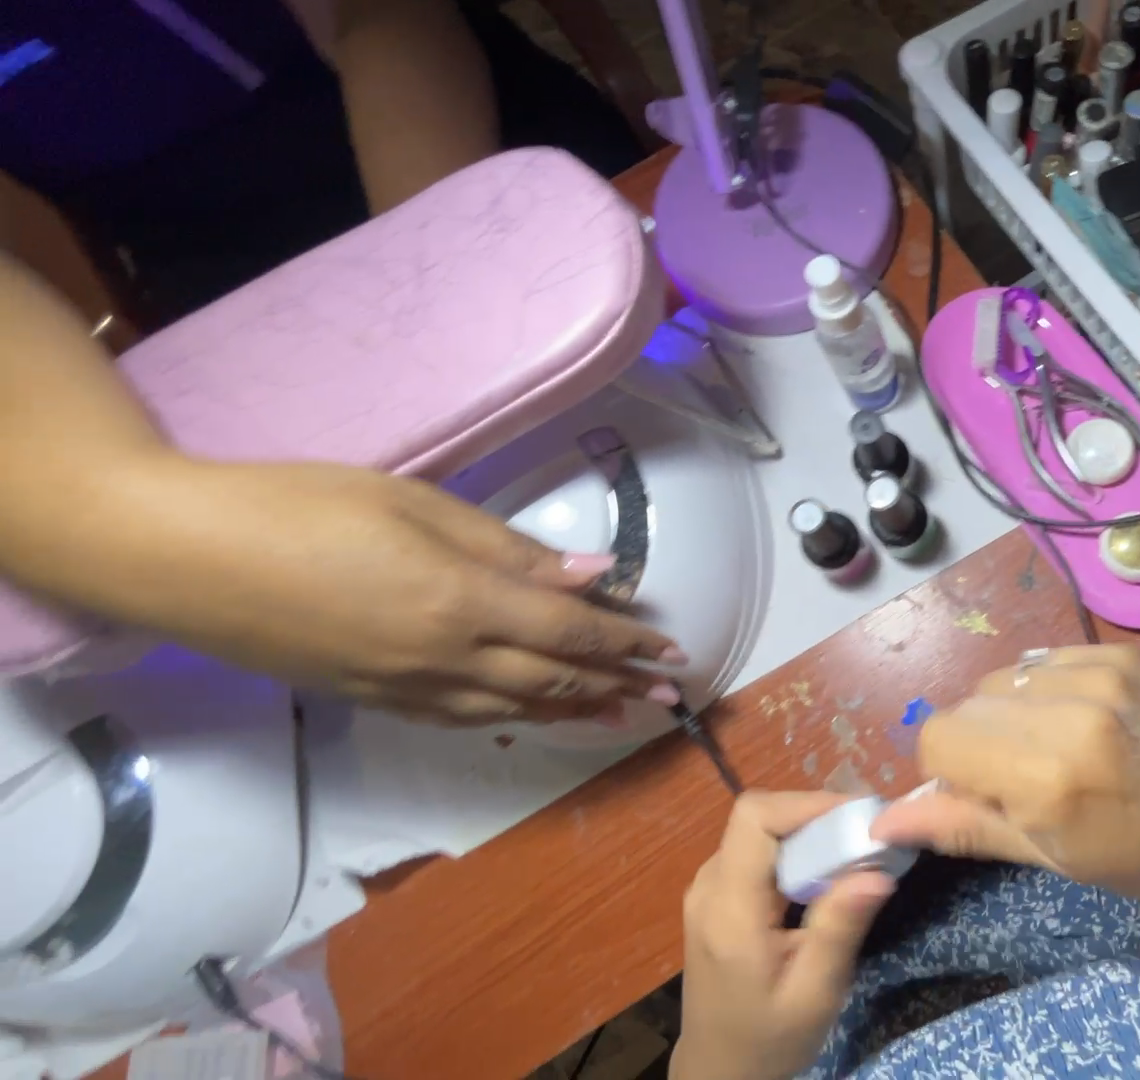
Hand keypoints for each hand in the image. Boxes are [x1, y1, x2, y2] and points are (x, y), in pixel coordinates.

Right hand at [60, 458, 683, 723]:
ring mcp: (409, 687)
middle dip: (622, 686)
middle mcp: (448, 658)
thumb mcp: (424, 507)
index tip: (675, 651)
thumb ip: (515, 550)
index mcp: (467, 603)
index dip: (632, 644)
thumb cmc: (307, 507)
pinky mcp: (373, 699)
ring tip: (623, 715)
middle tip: (671, 697)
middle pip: (557, 678)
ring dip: (579, 710)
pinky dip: (518, 717)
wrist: (176, 553)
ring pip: (517, 707)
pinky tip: (538, 715)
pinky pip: (466, 718)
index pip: (576, 632)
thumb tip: (596, 575)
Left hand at [675, 793, 893, 1079]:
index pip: (755, 817)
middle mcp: (710, 884)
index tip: (856, 821)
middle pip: (761, 817)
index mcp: (729, 907)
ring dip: (809, 831)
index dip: (807, 804)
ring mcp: (709, 886)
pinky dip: (796, 849)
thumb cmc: (768, 1038)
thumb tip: (879, 872)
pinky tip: (824, 875)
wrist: (719, 1073)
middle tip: (865, 838)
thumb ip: (840, 929)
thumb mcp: (814, 994)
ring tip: (852, 854)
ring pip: (761, 828)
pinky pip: (759, 848)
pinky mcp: (718, 893)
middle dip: (817, 817)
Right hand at [872, 645, 1139, 906]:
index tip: (981, 791)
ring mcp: (1098, 675)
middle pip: (967, 704)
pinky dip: (1044, 688)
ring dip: (1010, 711)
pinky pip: (1041, 659)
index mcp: (1048, 778)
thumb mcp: (1042, 855)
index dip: (948, 770)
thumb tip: (883, 818)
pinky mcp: (1116, 654)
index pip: (939, 738)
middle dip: (978, 741)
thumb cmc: (1128, 855)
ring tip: (1053, 743)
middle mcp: (1070, 714)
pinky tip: (1079, 718)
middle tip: (1021, 774)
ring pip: (1001, 677)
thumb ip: (959, 825)